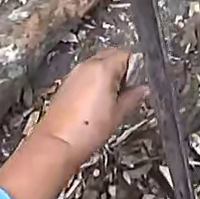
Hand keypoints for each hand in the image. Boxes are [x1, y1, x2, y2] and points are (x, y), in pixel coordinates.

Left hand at [31, 47, 143, 163]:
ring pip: (97, 64)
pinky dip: (94, 81)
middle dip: (122, 68)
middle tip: (128, 89)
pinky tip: (96, 102)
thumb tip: (143, 90)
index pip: (126, 54)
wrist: (56, 144)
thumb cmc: (87, 130)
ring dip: (107, 74)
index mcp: (103, 68)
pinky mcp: (66, 84)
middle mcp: (87, 66)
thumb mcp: (118, 114)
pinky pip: (85, 74)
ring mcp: (74, 74)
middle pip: (110, 55)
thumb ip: (133, 97)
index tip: (137, 83)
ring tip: (112, 98)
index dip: (135, 68)